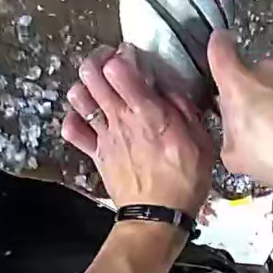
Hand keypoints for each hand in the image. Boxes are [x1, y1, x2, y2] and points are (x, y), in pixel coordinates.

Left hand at [62, 44, 214, 212]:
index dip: (123, 55)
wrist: (158, 217)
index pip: (119, 68)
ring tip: (99, 87)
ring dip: (85, 85)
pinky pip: (72, 129)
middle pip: (91, 74)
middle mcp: (120, 118)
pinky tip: (87, 116)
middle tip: (110, 61)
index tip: (133, 56)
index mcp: (148, 112)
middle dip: (98, 60)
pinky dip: (74, 118)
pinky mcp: (95, 153)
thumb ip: (184, 110)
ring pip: (78, 96)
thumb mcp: (201, 141)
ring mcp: (104, 136)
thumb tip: (170, 89)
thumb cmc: (185, 180)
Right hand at [206, 30, 272, 206]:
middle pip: (246, 76)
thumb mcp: (235, 156)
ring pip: (270, 88)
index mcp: (239, 84)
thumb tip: (233, 133)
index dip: (215, 48)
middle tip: (246, 128)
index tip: (215, 48)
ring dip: (268, 108)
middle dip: (244, 99)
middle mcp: (266, 73)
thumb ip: (228, 136)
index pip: (220, 50)